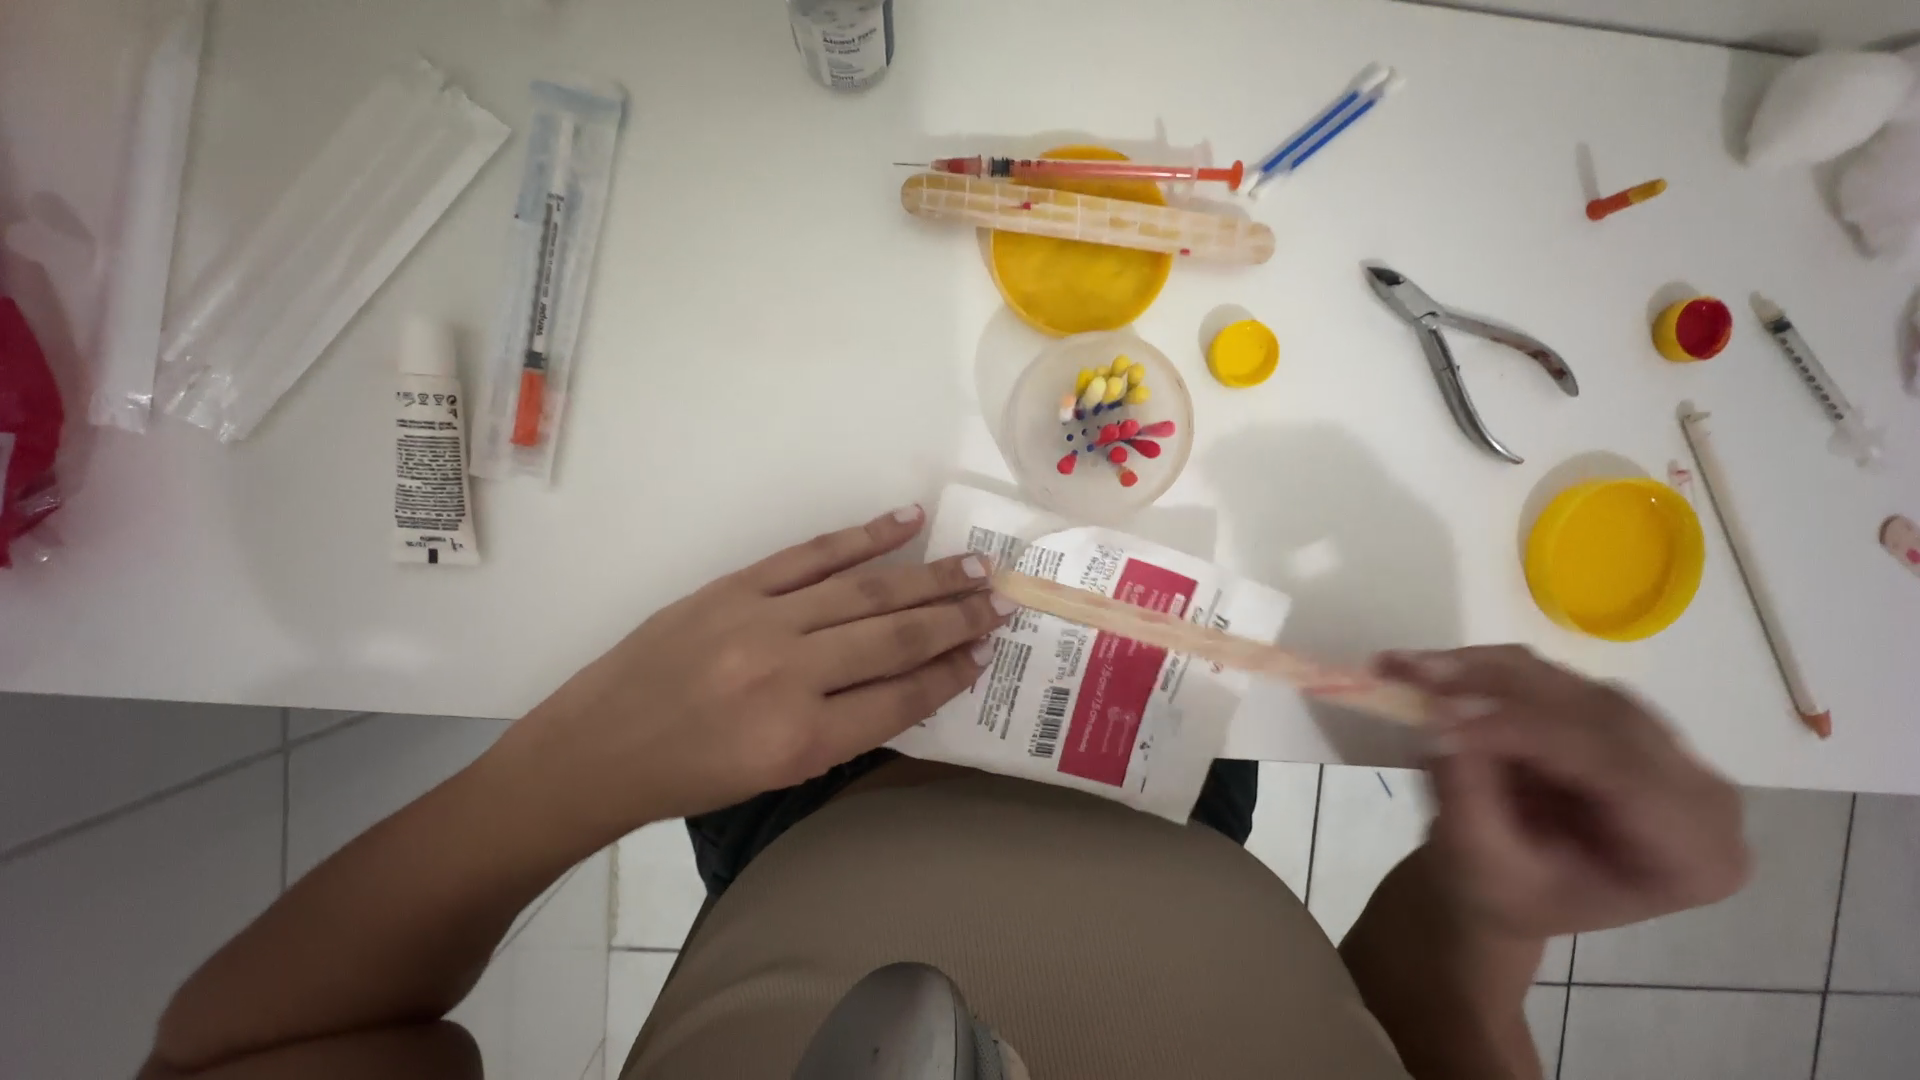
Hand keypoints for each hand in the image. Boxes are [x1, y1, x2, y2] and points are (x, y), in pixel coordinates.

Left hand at [491, 504, 1010, 839]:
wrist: (598, 747)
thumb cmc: (691, 777)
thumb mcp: (779, 774)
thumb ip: (848, 727)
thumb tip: (913, 676)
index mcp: (803, 741)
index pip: (902, 698)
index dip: (951, 672)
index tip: (986, 651)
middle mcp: (790, 676)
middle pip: (895, 637)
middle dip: (957, 618)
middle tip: (1003, 601)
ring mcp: (762, 621)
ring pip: (866, 590)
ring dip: (929, 576)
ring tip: (976, 565)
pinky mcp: (736, 585)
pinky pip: (814, 554)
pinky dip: (866, 535)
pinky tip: (908, 521)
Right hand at [1378, 646, 1750, 939]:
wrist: (1498, 887)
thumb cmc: (1499, 894)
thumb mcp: (1481, 862)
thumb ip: (1467, 794)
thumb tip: (1437, 721)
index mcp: (1694, 856)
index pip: (1622, 773)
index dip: (1529, 732)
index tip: (1440, 715)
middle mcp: (1695, 793)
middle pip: (1600, 716)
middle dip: (1500, 689)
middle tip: (1418, 675)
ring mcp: (1657, 750)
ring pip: (1570, 685)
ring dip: (1485, 670)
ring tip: (1411, 666)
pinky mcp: (1610, 719)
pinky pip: (1549, 677)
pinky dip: (1483, 667)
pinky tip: (1431, 665)